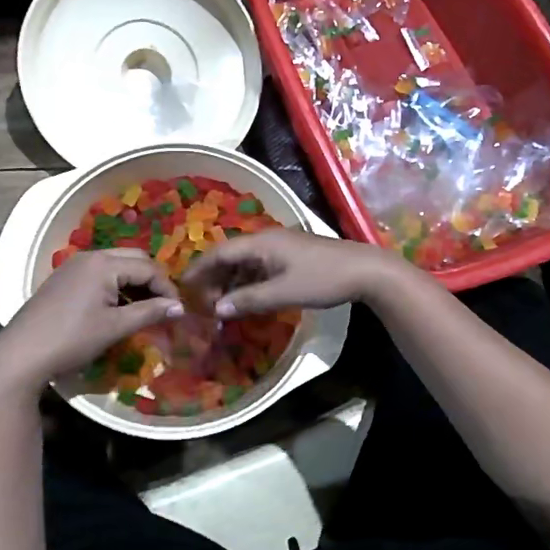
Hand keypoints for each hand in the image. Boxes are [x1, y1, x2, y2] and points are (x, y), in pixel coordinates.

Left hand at [0, 249, 183, 384]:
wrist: (20, 355)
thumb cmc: (72, 339)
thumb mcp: (115, 327)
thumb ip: (150, 312)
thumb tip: (180, 308)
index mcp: (104, 264)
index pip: (148, 268)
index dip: (167, 288)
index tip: (178, 311)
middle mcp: (90, 256)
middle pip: (134, 259)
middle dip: (153, 280)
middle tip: (163, 306)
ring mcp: (74, 266)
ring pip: (117, 264)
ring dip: (135, 282)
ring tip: (145, 309)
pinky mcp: (64, 278)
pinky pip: (100, 272)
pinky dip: (116, 285)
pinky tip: (118, 307)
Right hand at [180, 229, 403, 317]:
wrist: (366, 271)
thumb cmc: (324, 279)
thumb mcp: (284, 292)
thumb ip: (250, 300)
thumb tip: (217, 309)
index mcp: (262, 242)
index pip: (220, 252)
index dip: (200, 269)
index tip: (183, 287)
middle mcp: (268, 240)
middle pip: (231, 257)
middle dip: (214, 279)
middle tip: (202, 304)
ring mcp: (282, 248)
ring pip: (246, 264)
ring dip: (232, 283)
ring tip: (221, 306)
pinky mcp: (293, 258)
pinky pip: (261, 269)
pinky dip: (249, 283)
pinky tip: (246, 300)